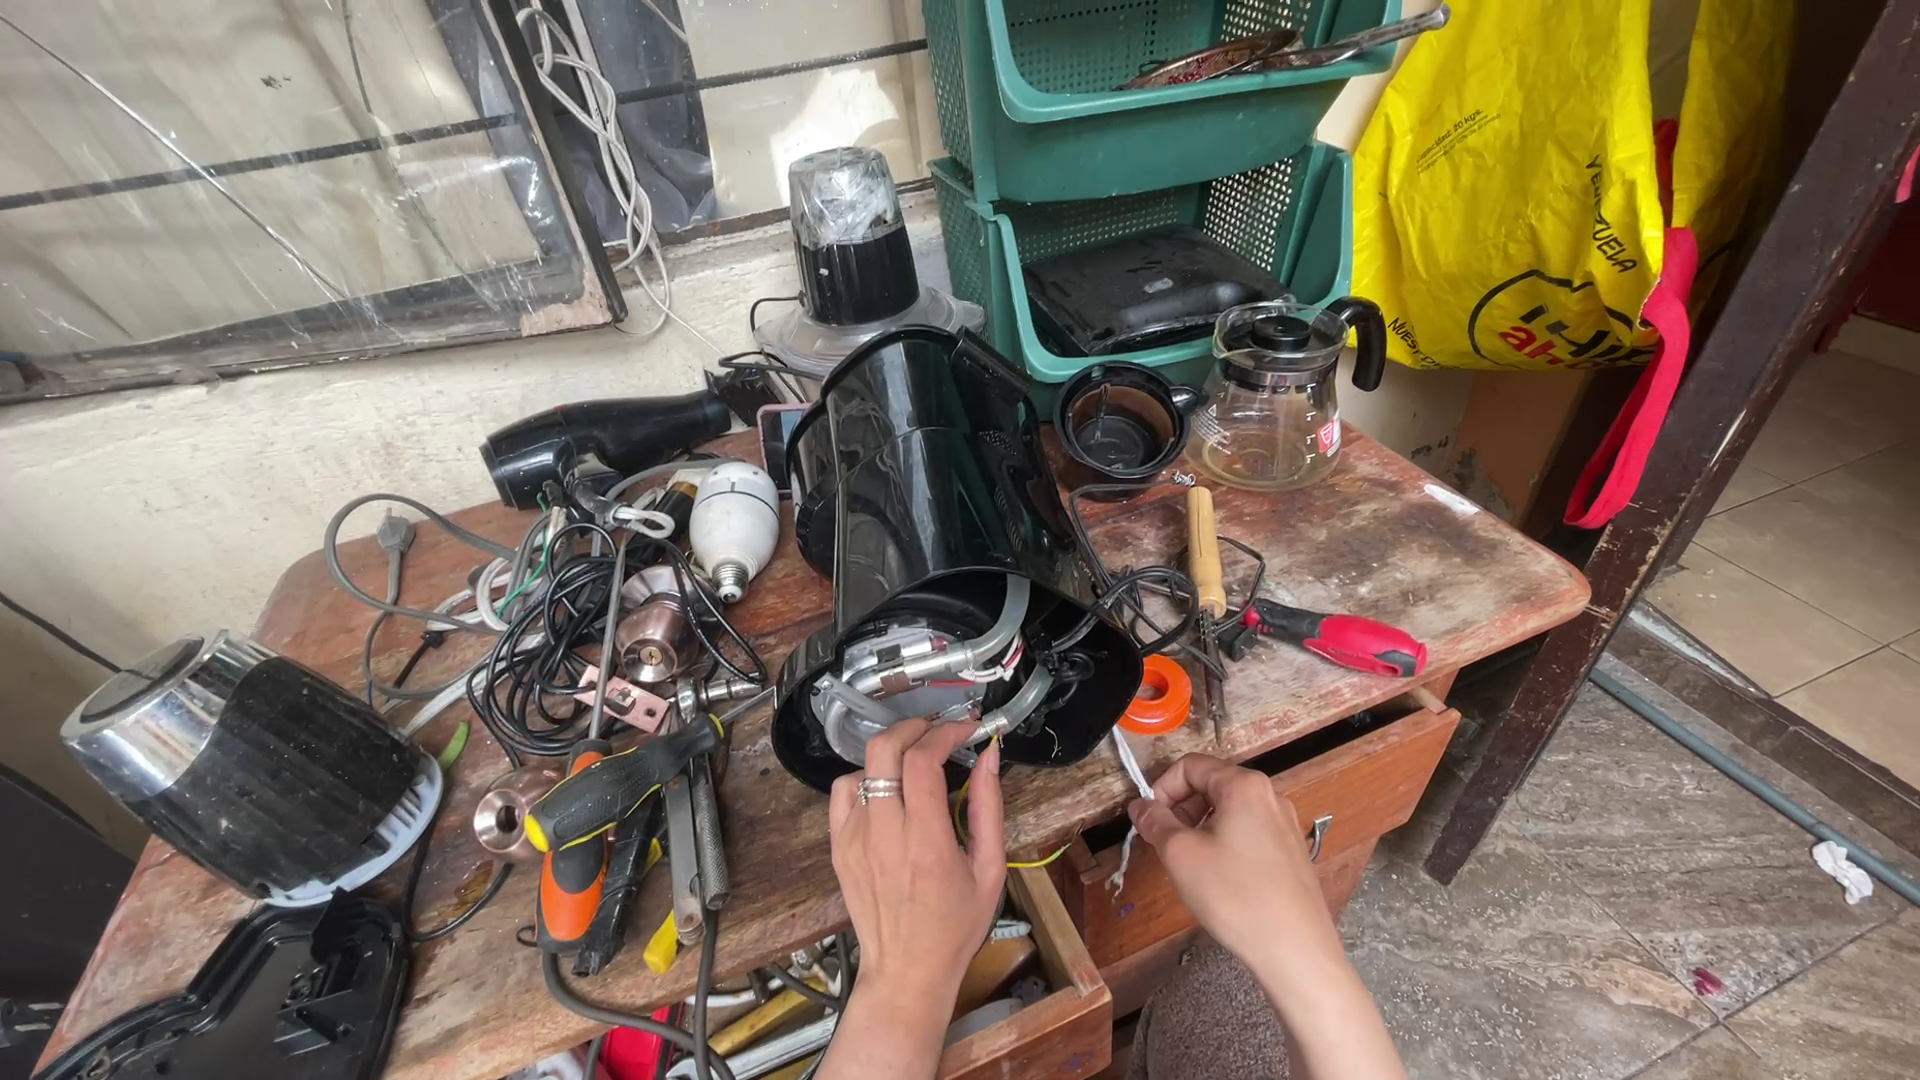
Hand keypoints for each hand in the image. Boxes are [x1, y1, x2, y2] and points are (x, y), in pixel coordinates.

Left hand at [825, 719, 1003, 1063]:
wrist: (906, 972)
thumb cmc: (954, 926)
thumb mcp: (990, 869)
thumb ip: (988, 807)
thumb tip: (989, 756)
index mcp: (925, 841)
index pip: (922, 760)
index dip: (945, 733)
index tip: (964, 729)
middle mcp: (883, 833)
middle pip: (884, 749)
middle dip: (913, 727)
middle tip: (937, 730)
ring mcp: (854, 838)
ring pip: (863, 765)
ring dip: (892, 751)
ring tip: (916, 758)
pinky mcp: (839, 846)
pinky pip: (843, 791)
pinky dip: (865, 777)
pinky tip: (887, 788)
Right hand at [1127, 754, 1341, 986]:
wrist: (1297, 953)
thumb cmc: (1234, 895)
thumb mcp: (1180, 853)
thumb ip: (1154, 821)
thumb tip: (1139, 805)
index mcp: (1244, 785)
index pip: (1190, 766)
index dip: (1162, 789)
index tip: (1151, 822)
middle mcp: (1270, 796)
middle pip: (1211, 785)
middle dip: (1181, 809)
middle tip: (1167, 844)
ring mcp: (1286, 825)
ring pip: (1229, 811)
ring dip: (1201, 827)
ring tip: (1192, 864)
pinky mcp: (1292, 852)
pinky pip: (1248, 832)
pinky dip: (1225, 843)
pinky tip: (1221, 879)